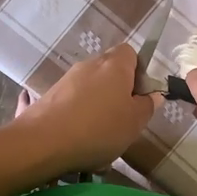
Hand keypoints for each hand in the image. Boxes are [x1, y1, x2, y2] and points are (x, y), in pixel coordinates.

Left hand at [10, 45, 156, 174]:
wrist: (43, 142)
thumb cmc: (99, 129)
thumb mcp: (134, 122)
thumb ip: (147, 106)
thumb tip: (153, 95)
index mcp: (114, 65)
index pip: (130, 53)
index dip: (138, 73)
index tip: (139, 97)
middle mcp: (89, 65)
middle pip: (109, 71)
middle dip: (117, 92)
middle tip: (121, 120)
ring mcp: (65, 79)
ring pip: (89, 89)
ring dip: (96, 107)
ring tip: (97, 137)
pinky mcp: (48, 96)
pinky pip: (70, 103)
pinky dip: (76, 116)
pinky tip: (76, 140)